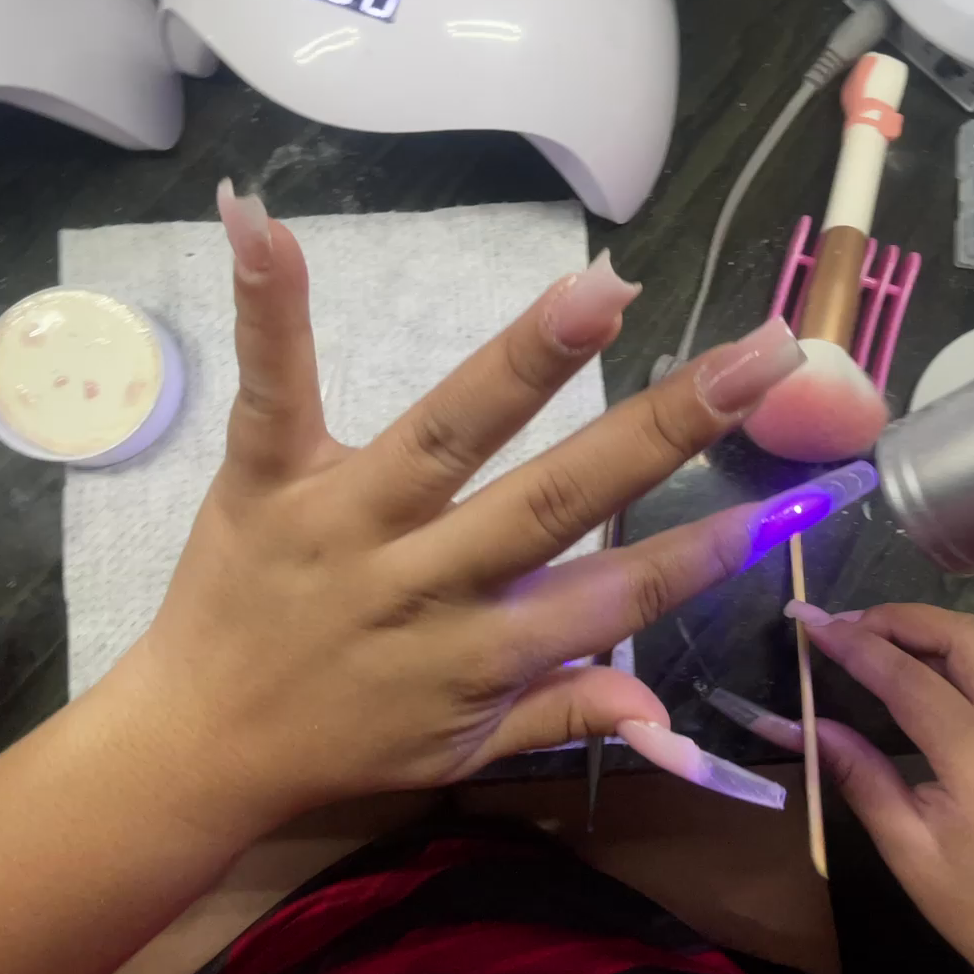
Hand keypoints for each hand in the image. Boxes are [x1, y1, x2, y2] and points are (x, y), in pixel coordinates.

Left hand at [101, 181, 810, 839]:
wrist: (197, 747)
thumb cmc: (345, 745)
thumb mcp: (464, 753)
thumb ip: (566, 717)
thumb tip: (668, 720)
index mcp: (483, 651)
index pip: (616, 595)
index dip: (698, 553)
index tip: (777, 502)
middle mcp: (429, 579)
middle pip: (559, 496)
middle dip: (667, 426)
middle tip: (755, 355)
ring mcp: (345, 521)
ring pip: (448, 433)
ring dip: (529, 359)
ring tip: (601, 288)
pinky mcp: (267, 481)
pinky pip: (275, 390)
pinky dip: (273, 309)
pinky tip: (264, 220)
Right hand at [787, 603, 973, 973]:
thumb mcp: (906, 850)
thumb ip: (858, 775)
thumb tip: (805, 723)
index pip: (910, 679)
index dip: (856, 645)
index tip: (812, 622)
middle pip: (961, 635)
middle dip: (896, 617)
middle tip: (846, 626)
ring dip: (930, 623)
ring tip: (880, 635)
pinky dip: (962, 640)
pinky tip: (929, 658)